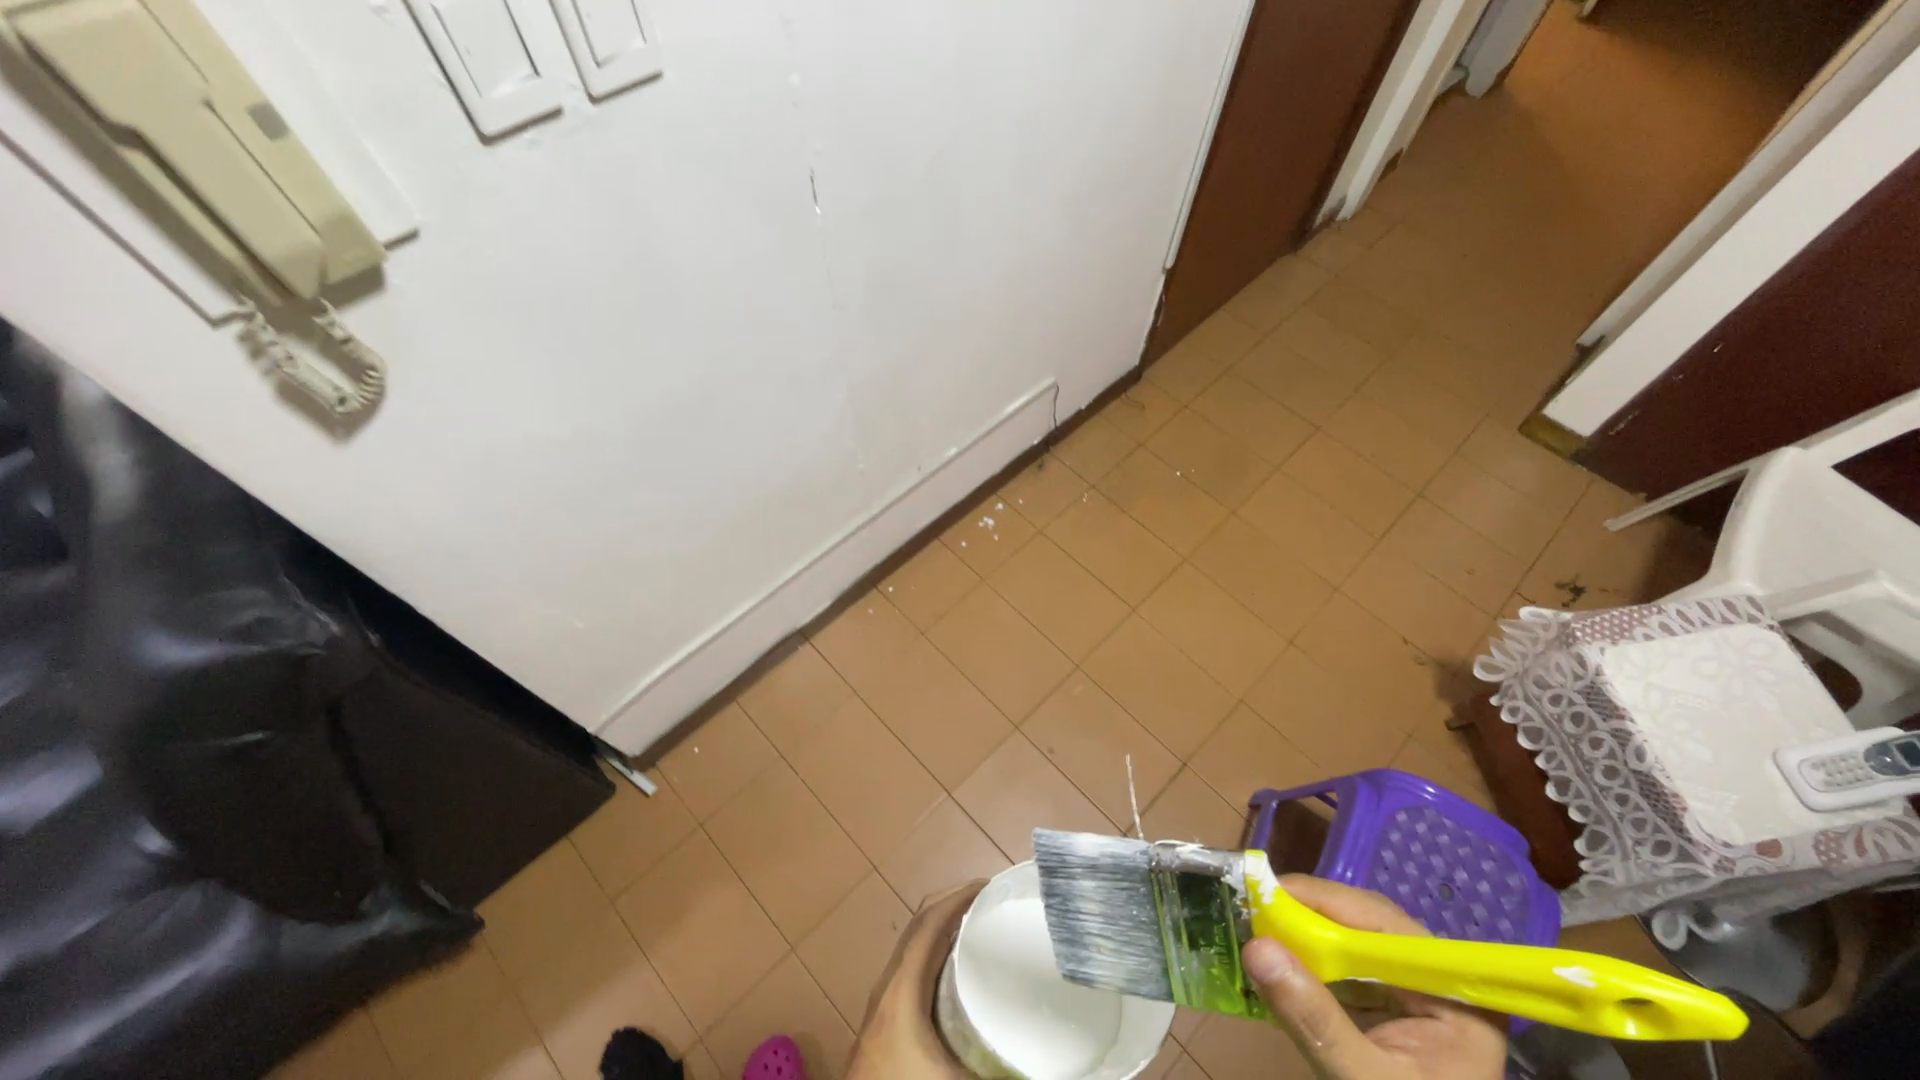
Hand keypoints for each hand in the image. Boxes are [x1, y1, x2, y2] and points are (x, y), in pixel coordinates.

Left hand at [846, 880, 985, 1079]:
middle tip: (993, 903)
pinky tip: (958, 972)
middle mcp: (888, 985)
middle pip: (918, 926)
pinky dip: (934, 952)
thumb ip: (1004, 1071)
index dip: (958, 897)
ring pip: (911, 946)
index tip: (992, 886)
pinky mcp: (883, 1019)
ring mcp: (882, 1001)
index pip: (929, 924)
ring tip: (980, 928)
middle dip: (953, 905)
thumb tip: (1056, 1070)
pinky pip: (910, 967)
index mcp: (902, 989)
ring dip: (942, 927)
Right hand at [1243, 875, 1507, 1079]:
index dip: (1325, 903)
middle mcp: (1440, 985)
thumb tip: (1256, 947)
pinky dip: (1308, 971)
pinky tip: (1275, 971)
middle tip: (1250, 912)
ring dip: (1303, 941)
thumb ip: (1315, 1019)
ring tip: (1254, 933)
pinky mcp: (1390, 1019)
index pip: (1386, 927)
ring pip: (1352, 949)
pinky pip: (1345, 978)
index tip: (1266, 894)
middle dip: (1309, 919)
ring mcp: (1416, 1003)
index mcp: (1456, 996)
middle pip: (1367, 930)